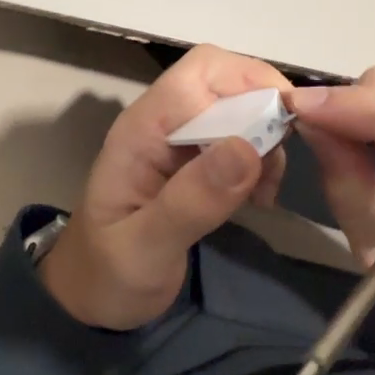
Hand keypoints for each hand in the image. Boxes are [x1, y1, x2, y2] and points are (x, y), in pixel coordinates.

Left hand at [40, 45, 290, 329]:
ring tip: (266, 193)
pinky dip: (259, 159)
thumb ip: (192, 202)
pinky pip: (236, 138)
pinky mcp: (193, 164)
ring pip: (235, 106)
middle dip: (263, 108)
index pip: (200, 75)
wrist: (88, 299)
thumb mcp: (146, 249)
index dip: (248, 86)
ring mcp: (176, 142)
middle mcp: (160, 124)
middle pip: (222, 80)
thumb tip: (246, 148)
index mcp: (141, 130)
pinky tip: (259, 198)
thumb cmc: (107, 275)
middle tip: (277, 167)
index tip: (285, 130)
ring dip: (264, 137)